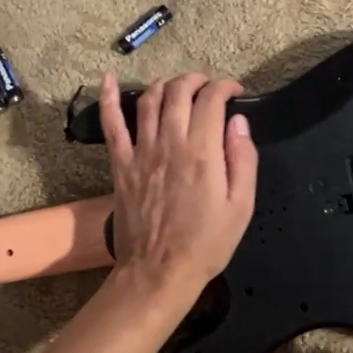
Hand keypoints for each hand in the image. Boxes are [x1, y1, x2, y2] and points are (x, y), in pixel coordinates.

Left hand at [98, 72, 257, 297]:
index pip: (212, 99)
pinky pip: (111, 124)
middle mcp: (170, 142)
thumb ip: (243, 159)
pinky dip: (109, 98)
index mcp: (202, 152)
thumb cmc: (206, 243)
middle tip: (208, 87)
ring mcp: (141, 151)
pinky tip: (109, 80)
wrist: (160, 273)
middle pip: (179, 91)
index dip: (225, 86)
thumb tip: (238, 122)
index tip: (234, 92)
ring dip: (165, 83)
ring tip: (178, 85)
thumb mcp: (242, 206)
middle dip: (196, 80)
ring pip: (150, 99)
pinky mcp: (121, 164)